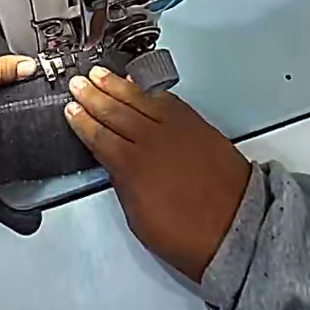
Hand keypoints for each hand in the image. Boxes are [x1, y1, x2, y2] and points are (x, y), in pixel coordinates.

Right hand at [64, 68, 250, 280]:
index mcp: (132, 167)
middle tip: (77, 83)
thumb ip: (123, 184)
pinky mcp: (194, 122)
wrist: (239, 228)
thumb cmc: (190, 235)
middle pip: (114, 110)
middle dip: (92, 95)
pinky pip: (165, 99)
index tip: (70, 110)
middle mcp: (151, 140)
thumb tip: (114, 164)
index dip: (82, 121)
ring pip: (137, 98)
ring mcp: (174, 127)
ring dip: (115, 84)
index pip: (98, 136)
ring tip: (99, 74)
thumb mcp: (140, 220)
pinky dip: (147, 89)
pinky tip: (137, 83)